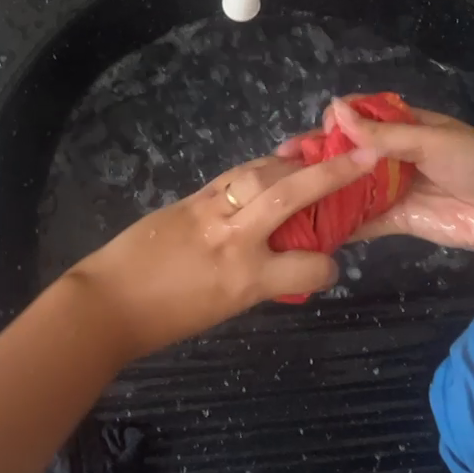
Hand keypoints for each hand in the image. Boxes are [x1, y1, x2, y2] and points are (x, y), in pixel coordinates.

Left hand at [63, 151, 376, 360]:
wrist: (108, 303)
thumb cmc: (165, 319)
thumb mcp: (223, 309)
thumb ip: (258, 279)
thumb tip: (286, 259)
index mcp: (244, 280)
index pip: (308, 268)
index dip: (327, 268)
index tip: (330, 266)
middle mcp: (233, 239)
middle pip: (287, 194)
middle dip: (331, 173)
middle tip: (366, 155)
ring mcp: (209, 211)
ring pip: (260, 173)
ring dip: (294, 161)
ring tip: (320, 153)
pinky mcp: (190, 198)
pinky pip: (233, 176)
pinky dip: (259, 167)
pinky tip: (274, 163)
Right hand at [288, 99, 473, 259]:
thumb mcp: (430, 140)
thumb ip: (382, 134)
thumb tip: (333, 110)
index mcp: (402, 125)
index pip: (359, 117)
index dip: (334, 122)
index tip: (315, 131)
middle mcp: (391, 155)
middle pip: (346, 152)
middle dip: (316, 155)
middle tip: (283, 162)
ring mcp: (390, 188)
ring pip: (348, 185)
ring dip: (320, 188)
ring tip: (285, 193)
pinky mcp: (394, 220)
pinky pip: (360, 219)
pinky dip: (338, 222)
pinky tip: (309, 225)